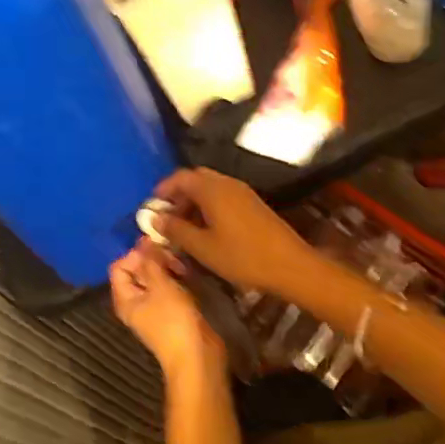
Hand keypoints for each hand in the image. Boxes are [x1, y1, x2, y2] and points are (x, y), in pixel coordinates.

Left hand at [109, 242, 223, 376]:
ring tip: (181, 265)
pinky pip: (167, 288)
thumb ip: (150, 261)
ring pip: (154, 278)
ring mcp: (153, 308)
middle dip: (152, 259)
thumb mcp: (161, 286)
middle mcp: (135, 302)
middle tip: (171, 255)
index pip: (119, 266)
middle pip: (136, 271)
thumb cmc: (175, 320)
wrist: (198, 358)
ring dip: (165, 267)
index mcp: (124, 298)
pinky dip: (174, 278)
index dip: (134, 254)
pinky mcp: (171, 312)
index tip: (155, 247)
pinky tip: (186, 274)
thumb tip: (143, 241)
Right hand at [153, 168, 310, 293]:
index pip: (180, 177)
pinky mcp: (253, 204)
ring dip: (194, 201)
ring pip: (210, 188)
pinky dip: (209, 206)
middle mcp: (226, 183)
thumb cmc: (242, 256)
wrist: (292, 266)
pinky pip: (223, 196)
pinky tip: (208, 229)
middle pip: (196, 179)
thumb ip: (176, 229)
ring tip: (186, 226)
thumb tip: (155, 217)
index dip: (163, 189)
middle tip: (168, 215)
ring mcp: (242, 192)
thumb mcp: (202, 247)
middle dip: (179, 194)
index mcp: (211, 189)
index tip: (152, 206)